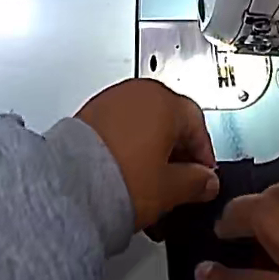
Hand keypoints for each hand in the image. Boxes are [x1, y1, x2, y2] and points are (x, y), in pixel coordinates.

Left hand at [74, 79, 217, 231]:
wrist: (73, 181)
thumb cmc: (119, 176)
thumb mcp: (170, 188)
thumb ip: (196, 182)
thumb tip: (205, 180)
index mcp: (163, 101)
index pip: (197, 122)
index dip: (204, 154)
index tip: (203, 177)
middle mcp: (138, 92)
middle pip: (170, 120)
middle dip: (177, 152)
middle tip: (180, 183)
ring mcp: (113, 99)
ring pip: (145, 123)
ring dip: (153, 150)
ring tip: (152, 184)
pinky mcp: (93, 111)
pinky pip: (122, 126)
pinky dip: (130, 146)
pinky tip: (129, 173)